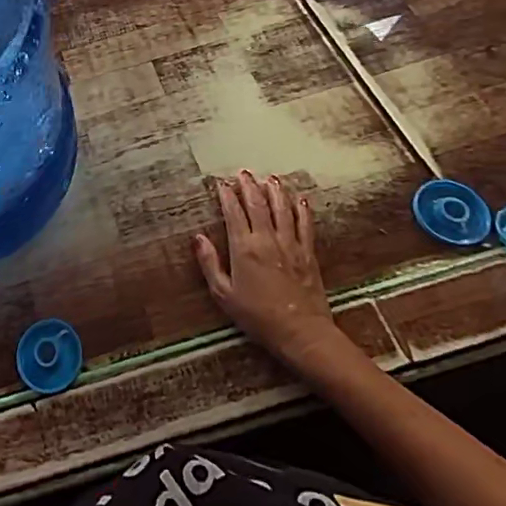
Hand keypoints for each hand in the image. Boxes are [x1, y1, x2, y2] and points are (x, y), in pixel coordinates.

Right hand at [193, 171, 345, 367]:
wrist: (300, 331)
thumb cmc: (257, 317)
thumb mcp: (224, 294)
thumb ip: (209, 263)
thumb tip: (197, 238)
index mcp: (244, 248)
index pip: (234, 212)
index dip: (227, 195)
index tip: (222, 184)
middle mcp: (267, 239)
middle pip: (258, 203)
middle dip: (249, 185)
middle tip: (243, 173)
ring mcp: (290, 243)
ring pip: (282, 207)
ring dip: (275, 190)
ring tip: (269, 178)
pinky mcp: (308, 252)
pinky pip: (305, 223)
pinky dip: (301, 208)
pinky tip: (298, 198)